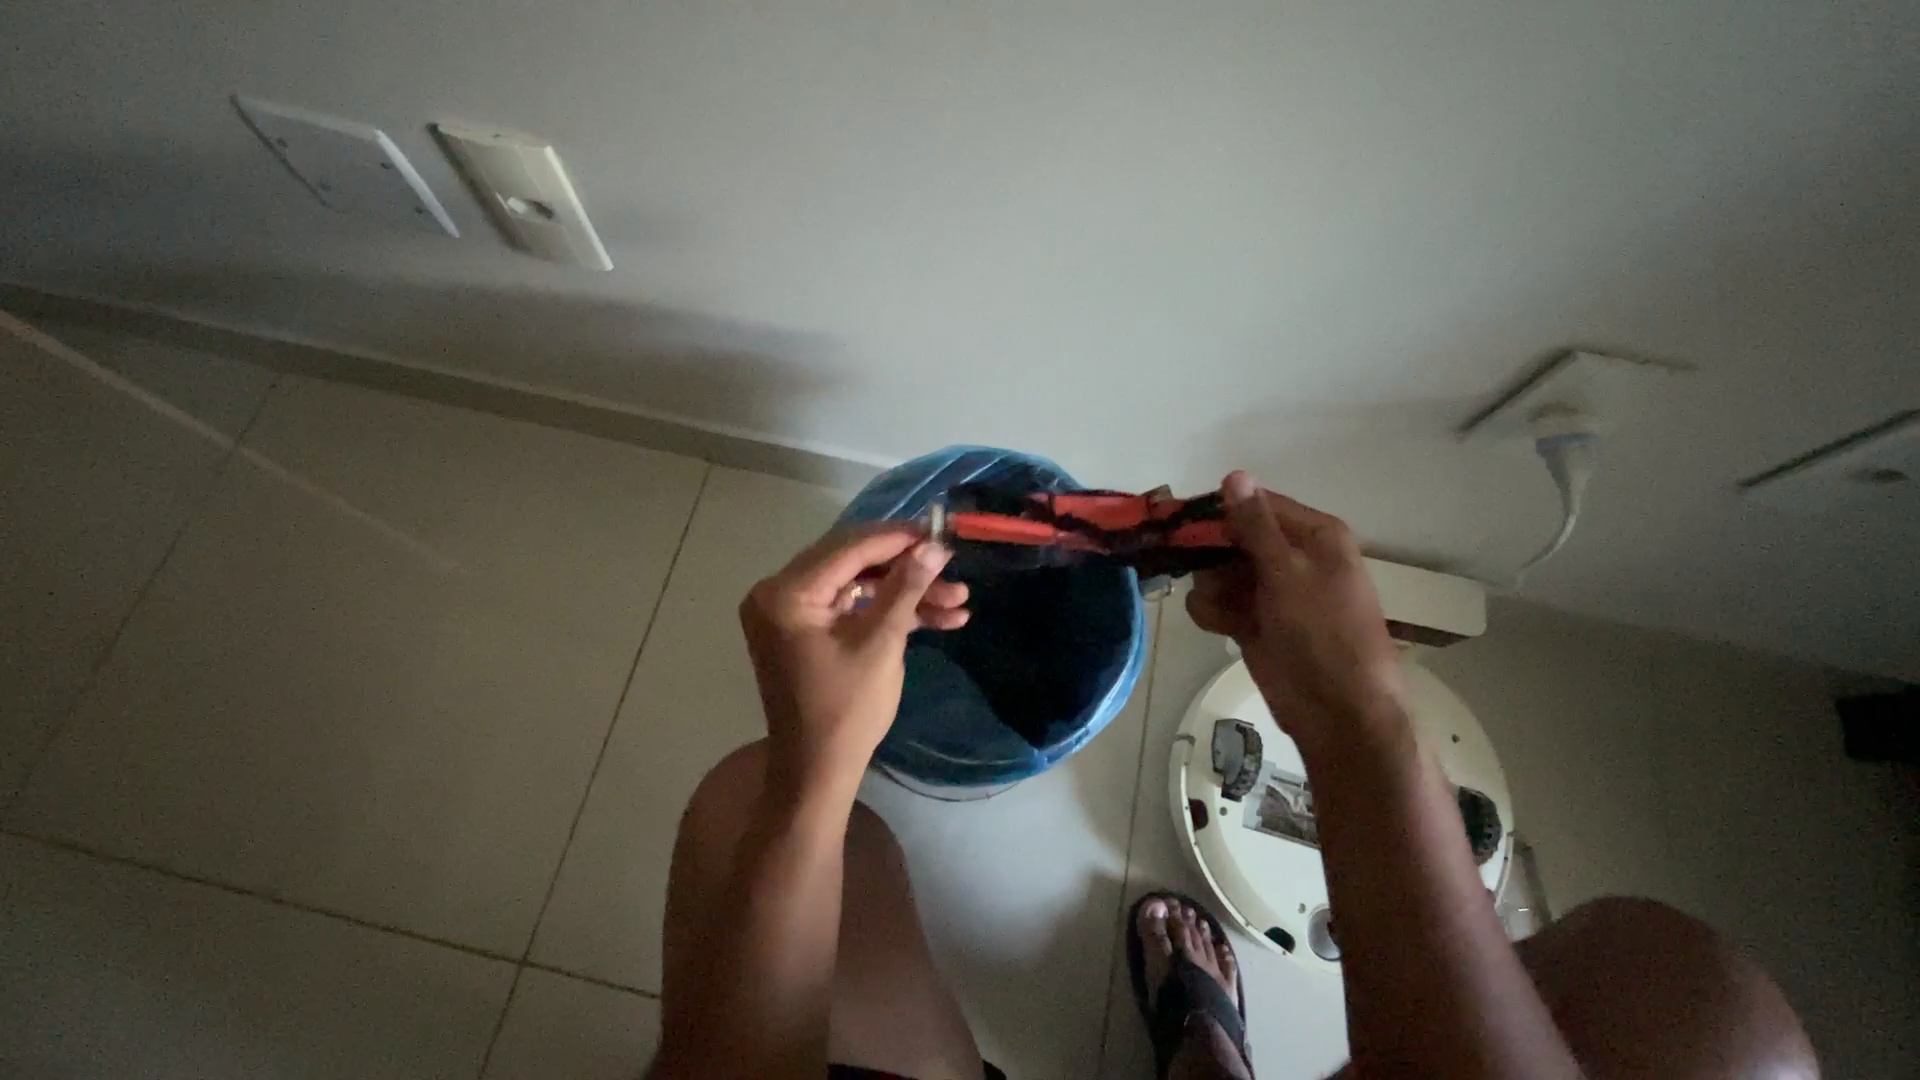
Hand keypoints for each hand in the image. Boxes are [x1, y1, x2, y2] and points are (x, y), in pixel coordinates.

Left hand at [740, 524, 969, 791]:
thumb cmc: (846, 709)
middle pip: (854, 563)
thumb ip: (905, 588)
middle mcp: (779, 593)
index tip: (942, 534)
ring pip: (859, 586)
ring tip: (959, 601)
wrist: (819, 772)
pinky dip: (889, 612)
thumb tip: (934, 546)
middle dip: (908, 569)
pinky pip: (851, 608)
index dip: (899, 539)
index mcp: (786, 593)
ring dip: (907, 593)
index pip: (848, 548)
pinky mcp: (808, 631)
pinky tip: (940, 618)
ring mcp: (792, 613)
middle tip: (952, 568)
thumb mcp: (881, 643)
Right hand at [1188, 472, 1407, 753]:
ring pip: (1219, 572)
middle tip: (1201, 573)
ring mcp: (1273, 592)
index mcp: (1314, 535)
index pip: (1257, 505)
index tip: (1182, 525)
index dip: (1220, 513)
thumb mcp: (1288, 572)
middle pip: (1232, 539)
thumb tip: (1234, 474)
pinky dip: (1215, 613)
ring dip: (1212, 589)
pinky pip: (1219, 603)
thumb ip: (1255, 525)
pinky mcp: (1255, 622)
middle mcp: (1293, 557)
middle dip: (1212, 557)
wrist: (1338, 711)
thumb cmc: (1323, 633)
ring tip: (1225, 611)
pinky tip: (1224, 629)